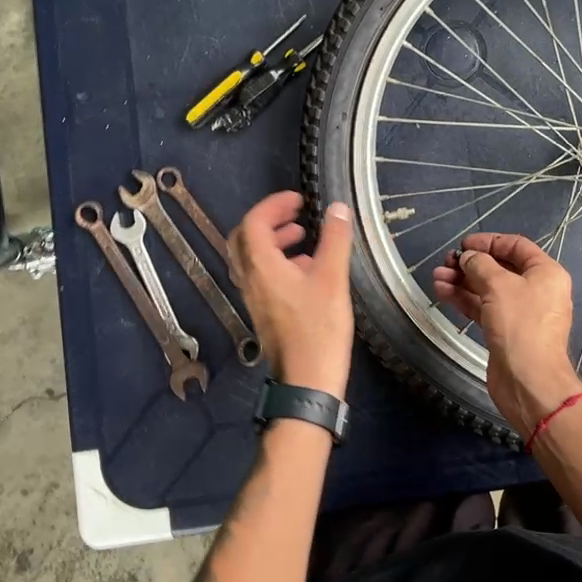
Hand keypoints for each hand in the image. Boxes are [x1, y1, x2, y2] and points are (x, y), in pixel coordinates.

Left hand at [227, 191, 354, 398]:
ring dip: (273, 241)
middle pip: (245, 239)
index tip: (299, 200)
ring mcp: (255, 299)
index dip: (274, 205)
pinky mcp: (265, 313)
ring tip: (303, 236)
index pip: (254, 223)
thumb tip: (337, 208)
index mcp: (261, 267)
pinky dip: (278, 261)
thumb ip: (335, 239)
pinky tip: (307, 269)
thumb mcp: (332, 278)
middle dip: (269, 220)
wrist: (307, 382)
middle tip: (295, 214)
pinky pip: (262, 277)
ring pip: (253, 259)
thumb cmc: (319, 328)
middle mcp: (251, 280)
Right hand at [433, 233, 581, 434]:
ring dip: (462, 281)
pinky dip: (464, 299)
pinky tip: (442, 292)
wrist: (529, 382)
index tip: (463, 244)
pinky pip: (484, 307)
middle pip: (500, 268)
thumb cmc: (520, 325)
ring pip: (488, 289)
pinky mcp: (506, 332)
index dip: (489, 241)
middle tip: (446, 262)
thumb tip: (467, 257)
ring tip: (436, 277)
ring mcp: (521, 313)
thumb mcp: (498, 285)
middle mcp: (536, 290)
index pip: (516, 246)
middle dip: (471, 264)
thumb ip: (479, 264)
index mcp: (546, 273)